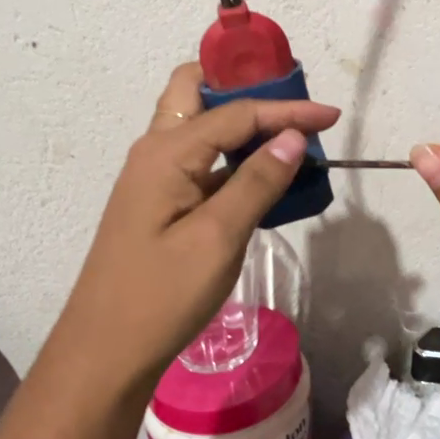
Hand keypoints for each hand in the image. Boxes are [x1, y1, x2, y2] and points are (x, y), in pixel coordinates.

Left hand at [59, 63, 339, 383]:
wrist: (106, 352)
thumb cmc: (161, 295)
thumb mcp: (218, 238)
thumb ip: (257, 182)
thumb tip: (295, 137)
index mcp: (166, 153)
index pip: (236, 112)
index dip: (287, 110)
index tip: (333, 115)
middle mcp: (156, 151)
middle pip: (198, 91)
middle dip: (245, 85)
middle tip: (292, 101)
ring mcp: (156, 177)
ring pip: (199, 123)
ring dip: (242, 118)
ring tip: (289, 132)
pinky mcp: (162, 201)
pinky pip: (203, 157)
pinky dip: (235, 151)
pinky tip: (265, 172)